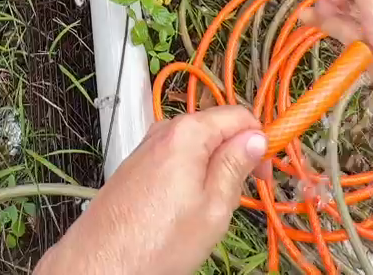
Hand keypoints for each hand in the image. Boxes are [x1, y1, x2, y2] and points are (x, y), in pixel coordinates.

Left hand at [35, 105, 264, 274]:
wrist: (105, 257)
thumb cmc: (160, 238)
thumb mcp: (213, 207)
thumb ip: (235, 166)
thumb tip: (256, 138)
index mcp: (188, 132)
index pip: (238, 115)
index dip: (260, 141)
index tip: (267, 174)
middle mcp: (166, 128)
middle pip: (216, 127)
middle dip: (236, 156)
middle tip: (242, 197)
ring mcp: (150, 143)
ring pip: (198, 144)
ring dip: (214, 167)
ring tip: (213, 209)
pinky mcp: (140, 161)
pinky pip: (178, 156)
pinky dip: (193, 173)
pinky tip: (189, 207)